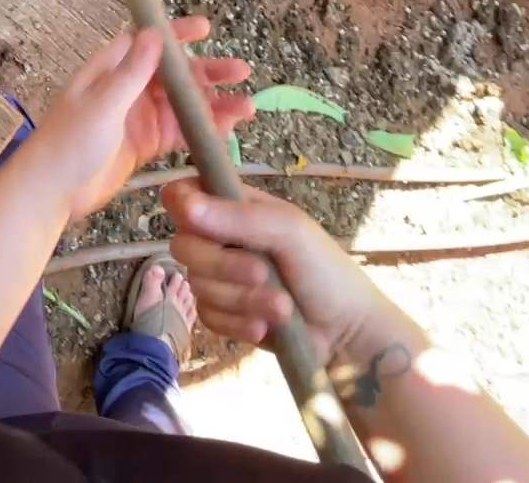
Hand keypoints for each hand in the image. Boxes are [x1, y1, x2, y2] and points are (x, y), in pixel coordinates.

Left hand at [22, 17, 252, 219]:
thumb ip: (130, 72)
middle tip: (239, 71)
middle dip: (205, 72)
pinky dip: (201, 130)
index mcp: (109, 70)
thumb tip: (153, 33)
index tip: (205, 29)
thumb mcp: (102, 104)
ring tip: (245, 107)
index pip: (145, 42)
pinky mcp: (144, 144)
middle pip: (171, 74)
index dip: (174, 35)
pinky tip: (226, 131)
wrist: (53, 190)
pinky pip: (178, 132)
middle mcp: (125, 89)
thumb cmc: (70, 141)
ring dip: (211, 105)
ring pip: (180, 104)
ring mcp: (136, 117)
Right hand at [164, 181, 400, 368]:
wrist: (347, 335)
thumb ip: (237, 216)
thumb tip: (183, 206)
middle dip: (223, 265)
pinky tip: (264, 325)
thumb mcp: (288, 230)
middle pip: (183, 245)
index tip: (195, 220)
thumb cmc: (325, 270)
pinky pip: (206, 315)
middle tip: (262, 273)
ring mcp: (216, 277)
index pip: (180, 194)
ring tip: (281, 305)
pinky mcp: (220, 313)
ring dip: (241, 298)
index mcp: (229, 207)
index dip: (180, 204)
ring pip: (197, 284)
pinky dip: (236, 322)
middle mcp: (216, 239)